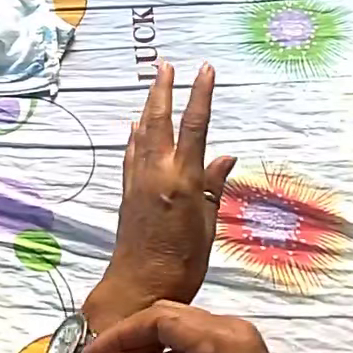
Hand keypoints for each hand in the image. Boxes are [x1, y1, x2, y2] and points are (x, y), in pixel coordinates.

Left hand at [84, 63, 234, 328]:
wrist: (138, 287)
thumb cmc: (183, 262)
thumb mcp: (208, 224)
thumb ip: (213, 186)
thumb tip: (225, 155)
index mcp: (182, 179)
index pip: (194, 126)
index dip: (200, 95)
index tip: (205, 70)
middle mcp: (156, 173)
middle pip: (159, 121)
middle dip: (163, 90)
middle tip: (165, 65)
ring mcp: (138, 180)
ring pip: (141, 133)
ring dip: (148, 106)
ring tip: (153, 84)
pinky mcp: (127, 192)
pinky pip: (130, 154)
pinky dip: (134, 135)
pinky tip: (134, 125)